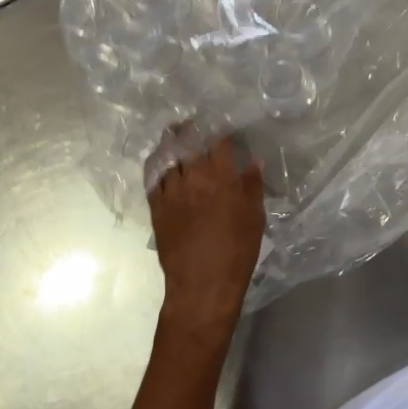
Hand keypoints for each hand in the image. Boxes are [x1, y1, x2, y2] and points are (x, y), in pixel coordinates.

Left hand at [146, 128, 265, 338]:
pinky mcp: (156, 207)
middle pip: (187, 141)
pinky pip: (153, 178)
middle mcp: (193, 176)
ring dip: (171, 144)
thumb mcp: (254, 217)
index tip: (220, 126)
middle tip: (193, 123)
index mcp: (221, 176)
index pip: (218, 141)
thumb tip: (252, 160)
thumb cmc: (237, 251)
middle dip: (190, 129)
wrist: (202, 285)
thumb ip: (252, 185)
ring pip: (167, 156)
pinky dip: (157, 166)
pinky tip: (161, 163)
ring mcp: (171, 191)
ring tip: (174, 135)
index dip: (219, 130)